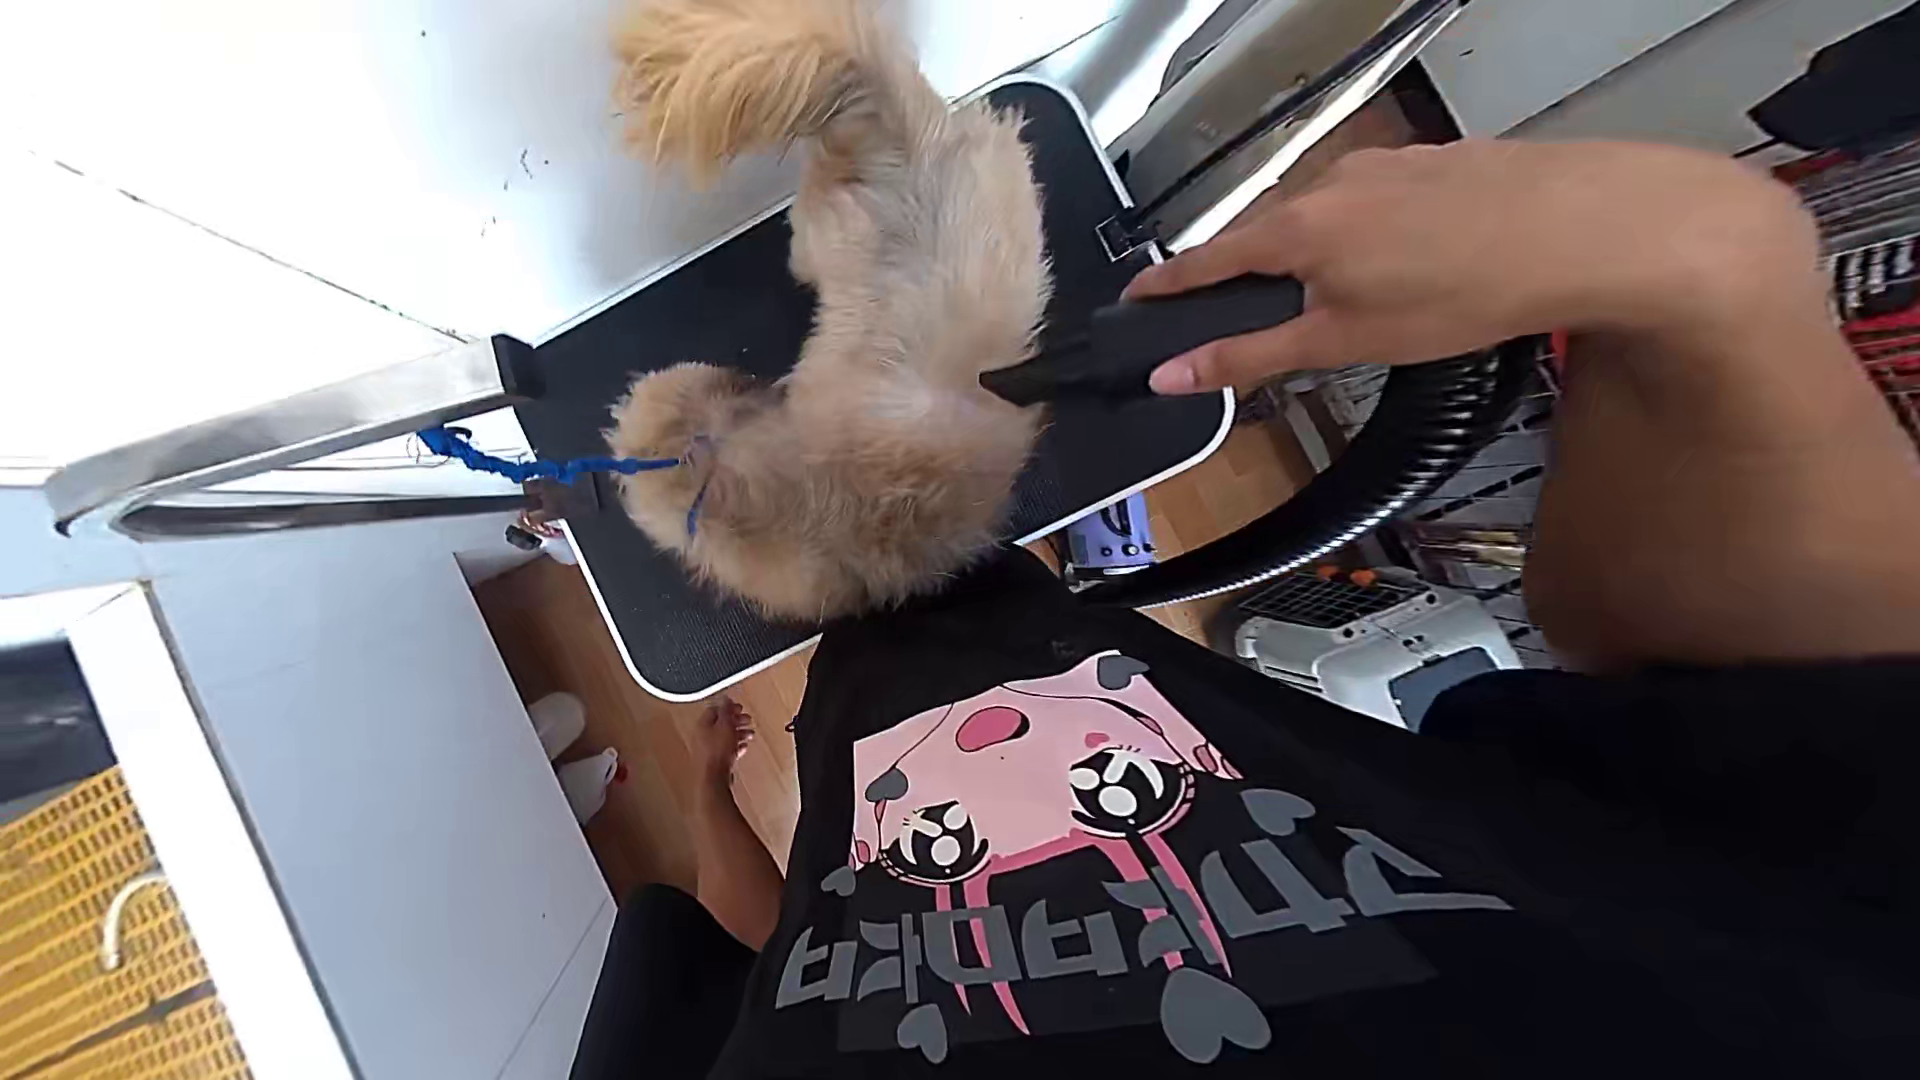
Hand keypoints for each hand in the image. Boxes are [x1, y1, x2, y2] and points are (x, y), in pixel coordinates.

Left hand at [691, 697, 755, 786]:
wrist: (714, 778)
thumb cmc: (717, 752)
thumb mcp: (726, 725)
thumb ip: (726, 710)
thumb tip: (725, 697)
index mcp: (702, 725)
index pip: (715, 709)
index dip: (729, 707)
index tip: (740, 708)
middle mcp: (702, 736)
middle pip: (720, 723)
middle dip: (736, 720)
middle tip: (747, 720)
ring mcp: (707, 749)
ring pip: (724, 736)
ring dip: (738, 733)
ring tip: (749, 735)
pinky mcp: (713, 761)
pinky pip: (725, 749)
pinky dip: (735, 746)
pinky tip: (742, 748)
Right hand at [1124, 140, 1828, 393]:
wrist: (1607, 230)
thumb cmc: (1459, 295)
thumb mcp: (1338, 340)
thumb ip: (1244, 357)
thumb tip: (1167, 376)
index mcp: (1298, 228)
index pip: (1205, 258)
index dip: (1164, 281)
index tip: (1134, 294)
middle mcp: (1332, 182)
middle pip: (1257, 234)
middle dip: (1234, 274)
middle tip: (1230, 314)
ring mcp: (1385, 165)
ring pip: (1310, 216)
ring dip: (1292, 254)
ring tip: (1313, 296)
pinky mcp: (1431, 161)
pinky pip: (1360, 200)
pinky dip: (1343, 233)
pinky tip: (1379, 260)